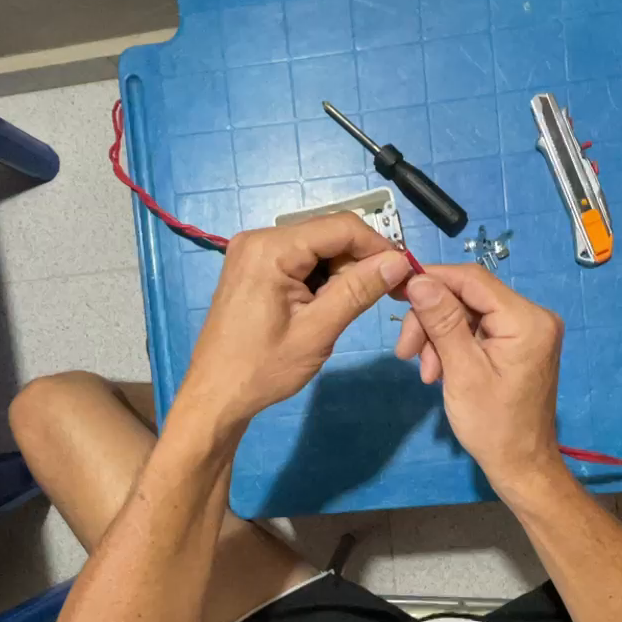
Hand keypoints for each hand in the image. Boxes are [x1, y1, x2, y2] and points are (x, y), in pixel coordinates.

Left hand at [179, 213, 409, 429]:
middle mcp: (259, 238)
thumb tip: (400, 261)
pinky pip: (299, 261)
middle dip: (358, 262)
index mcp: (271, 248)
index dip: (378, 247)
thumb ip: (358, 291)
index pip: (341, 227)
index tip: (404, 274)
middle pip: (328, 234)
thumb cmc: (263, 369)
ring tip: (345, 310)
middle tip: (380, 297)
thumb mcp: (318, 332)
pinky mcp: (252, 267)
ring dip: (340, 273)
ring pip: (316, 248)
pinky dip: (319, 279)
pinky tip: (323, 308)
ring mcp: (252, 252)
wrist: (216, 395)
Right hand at [394, 265, 566, 489]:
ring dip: (438, 338)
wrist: (520, 464)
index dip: (431, 279)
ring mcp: (526, 330)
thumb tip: (418, 280)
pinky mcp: (517, 344)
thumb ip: (442, 322)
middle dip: (431, 321)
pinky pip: (476, 331)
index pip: (472, 280)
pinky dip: (452, 347)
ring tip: (426, 373)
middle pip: (467, 297)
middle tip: (405, 352)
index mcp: (527, 320)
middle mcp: (533, 316)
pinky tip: (439, 372)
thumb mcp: (462, 372)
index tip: (395, 290)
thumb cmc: (492, 425)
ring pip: (466, 315)